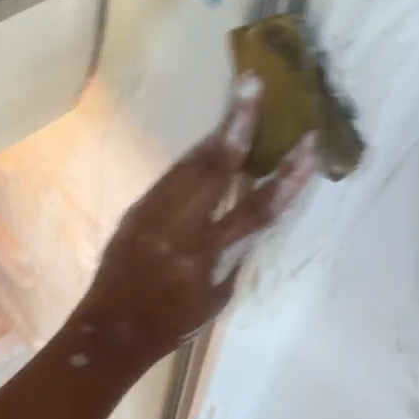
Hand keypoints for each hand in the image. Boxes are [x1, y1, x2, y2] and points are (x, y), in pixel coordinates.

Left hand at [71, 72, 321, 366]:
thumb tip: (250, 221)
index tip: (309, 146)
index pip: (257, 210)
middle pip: (215, 168)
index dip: (287, 178)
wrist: (110, 333)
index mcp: (206, 258)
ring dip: (215, 136)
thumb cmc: (172, 327)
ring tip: (237, 105)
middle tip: (252, 84)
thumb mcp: (216, 299)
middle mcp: (178, 230)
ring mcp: (151, 216)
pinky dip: (191, 162)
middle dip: (237, 124)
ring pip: (189, 166)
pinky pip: (169, 179)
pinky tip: (206, 148)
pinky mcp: (134, 212)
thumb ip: (234, 257)